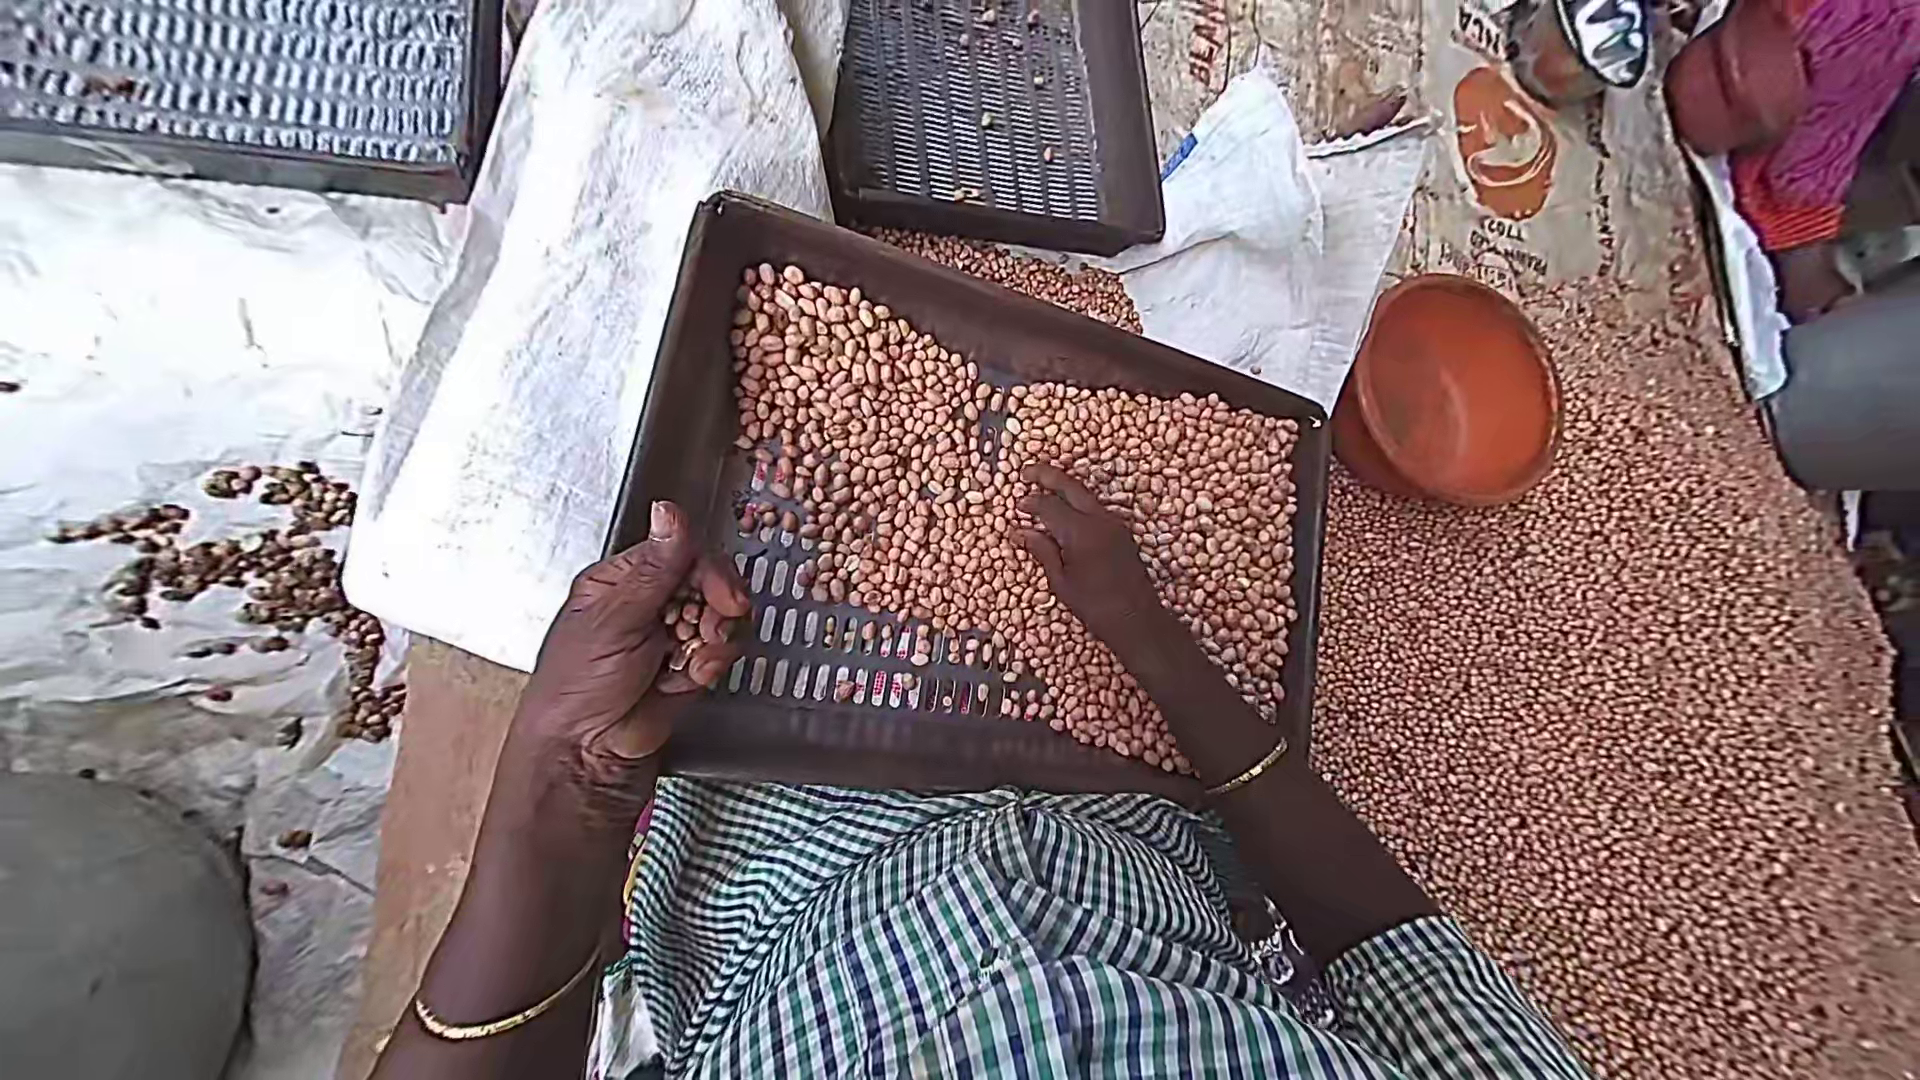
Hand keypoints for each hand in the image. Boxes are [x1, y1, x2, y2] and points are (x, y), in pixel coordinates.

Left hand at [500, 500, 750, 830]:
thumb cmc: (578, 685)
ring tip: (693, 660)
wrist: (588, 755)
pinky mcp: (693, 660)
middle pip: (712, 583)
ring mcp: (676, 631)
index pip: (685, 554)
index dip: (712, 573)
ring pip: (724, 615)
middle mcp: (654, 600)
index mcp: (626, 579)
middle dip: (718, 608)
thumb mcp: (613, 619)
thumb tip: (669, 509)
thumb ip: (653, 568)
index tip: (726, 597)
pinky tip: (692, 675)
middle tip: (708, 631)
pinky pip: (724, 647)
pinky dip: (715, 661)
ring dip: (717, 638)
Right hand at [1017, 464, 1174, 655]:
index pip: (1049, 506)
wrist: (1138, 620)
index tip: (1016, 505)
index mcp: (1080, 532)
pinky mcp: (1121, 533)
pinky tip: (1065, 513)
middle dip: (1047, 475)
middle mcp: (1100, 520)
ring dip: (1063, 488)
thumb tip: (1021, 531)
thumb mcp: (1061, 582)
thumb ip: (1042, 551)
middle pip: (1070, 486)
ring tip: (1043, 487)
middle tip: (1026, 471)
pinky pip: (1095, 508)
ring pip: (1085, 494)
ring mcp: (1114, 524)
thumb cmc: (1095, 607)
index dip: (1030, 503)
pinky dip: (1076, 504)